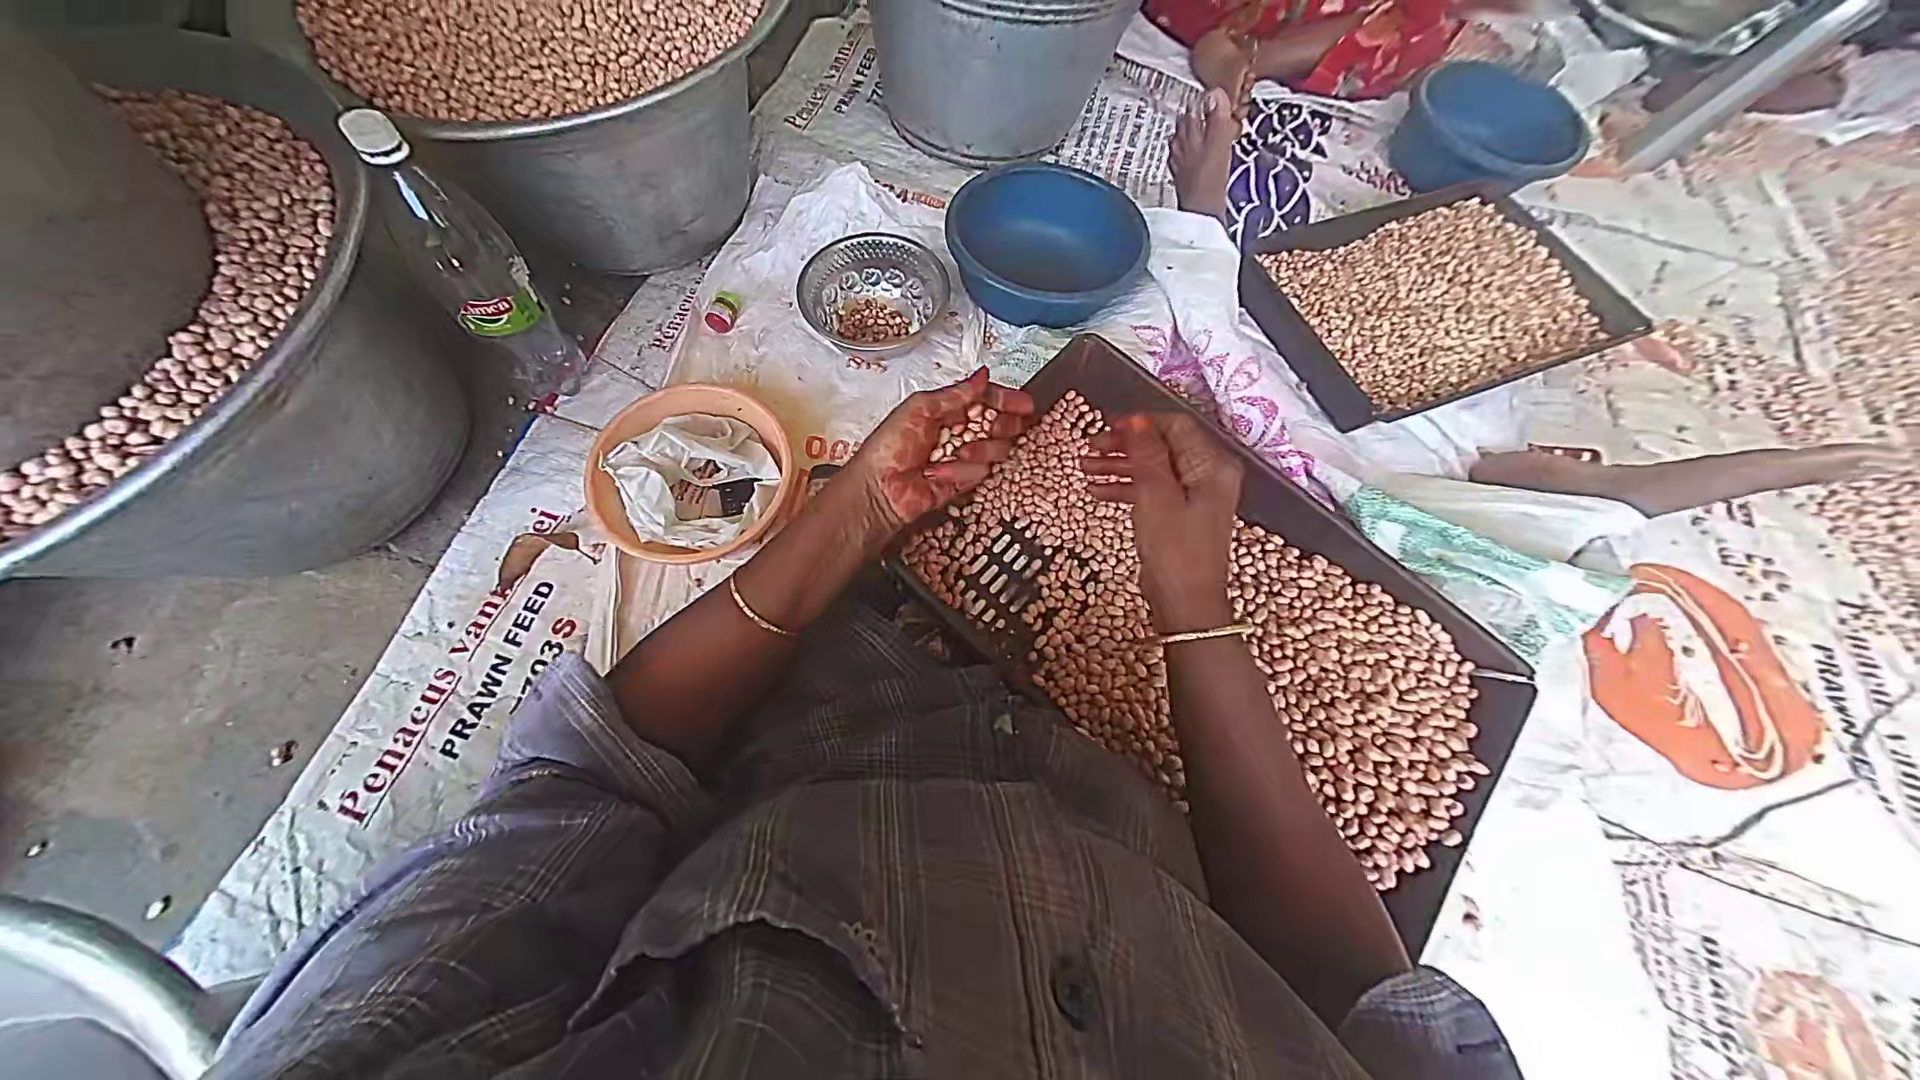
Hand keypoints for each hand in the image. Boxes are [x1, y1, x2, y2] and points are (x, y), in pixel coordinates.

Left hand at [840, 368, 1033, 544]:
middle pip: (998, 425)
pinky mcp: (963, 482)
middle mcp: (958, 433)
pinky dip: (963, 472)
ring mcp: (963, 459)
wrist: (879, 488)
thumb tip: (982, 376)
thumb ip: (955, 393)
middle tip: (1003, 427)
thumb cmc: (889, 448)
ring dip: (980, 450)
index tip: (1024, 404)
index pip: (985, 401)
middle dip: (1003, 425)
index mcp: (947, 411)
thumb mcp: (920, 408)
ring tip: (957, 453)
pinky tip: (941, 472)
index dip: (1005, 401)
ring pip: (995, 450)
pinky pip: (981, 474)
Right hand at [1082, 412, 1243, 631]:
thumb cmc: (1175, 550)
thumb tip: (1137, 420)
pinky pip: (1151, 491)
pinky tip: (1098, 490)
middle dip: (1124, 445)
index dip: (1139, 423)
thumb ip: (1147, 454)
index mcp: (1211, 465)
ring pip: (1152, 469)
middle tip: (1090, 447)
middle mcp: (1207, 476)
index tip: (1107, 425)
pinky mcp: (1179, 515)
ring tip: (1085, 468)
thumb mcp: (1156, 495)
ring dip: (1119, 466)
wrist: (1184, 603)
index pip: (1175, 426)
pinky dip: (1126, 488)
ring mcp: (1194, 497)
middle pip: (1161, 447)